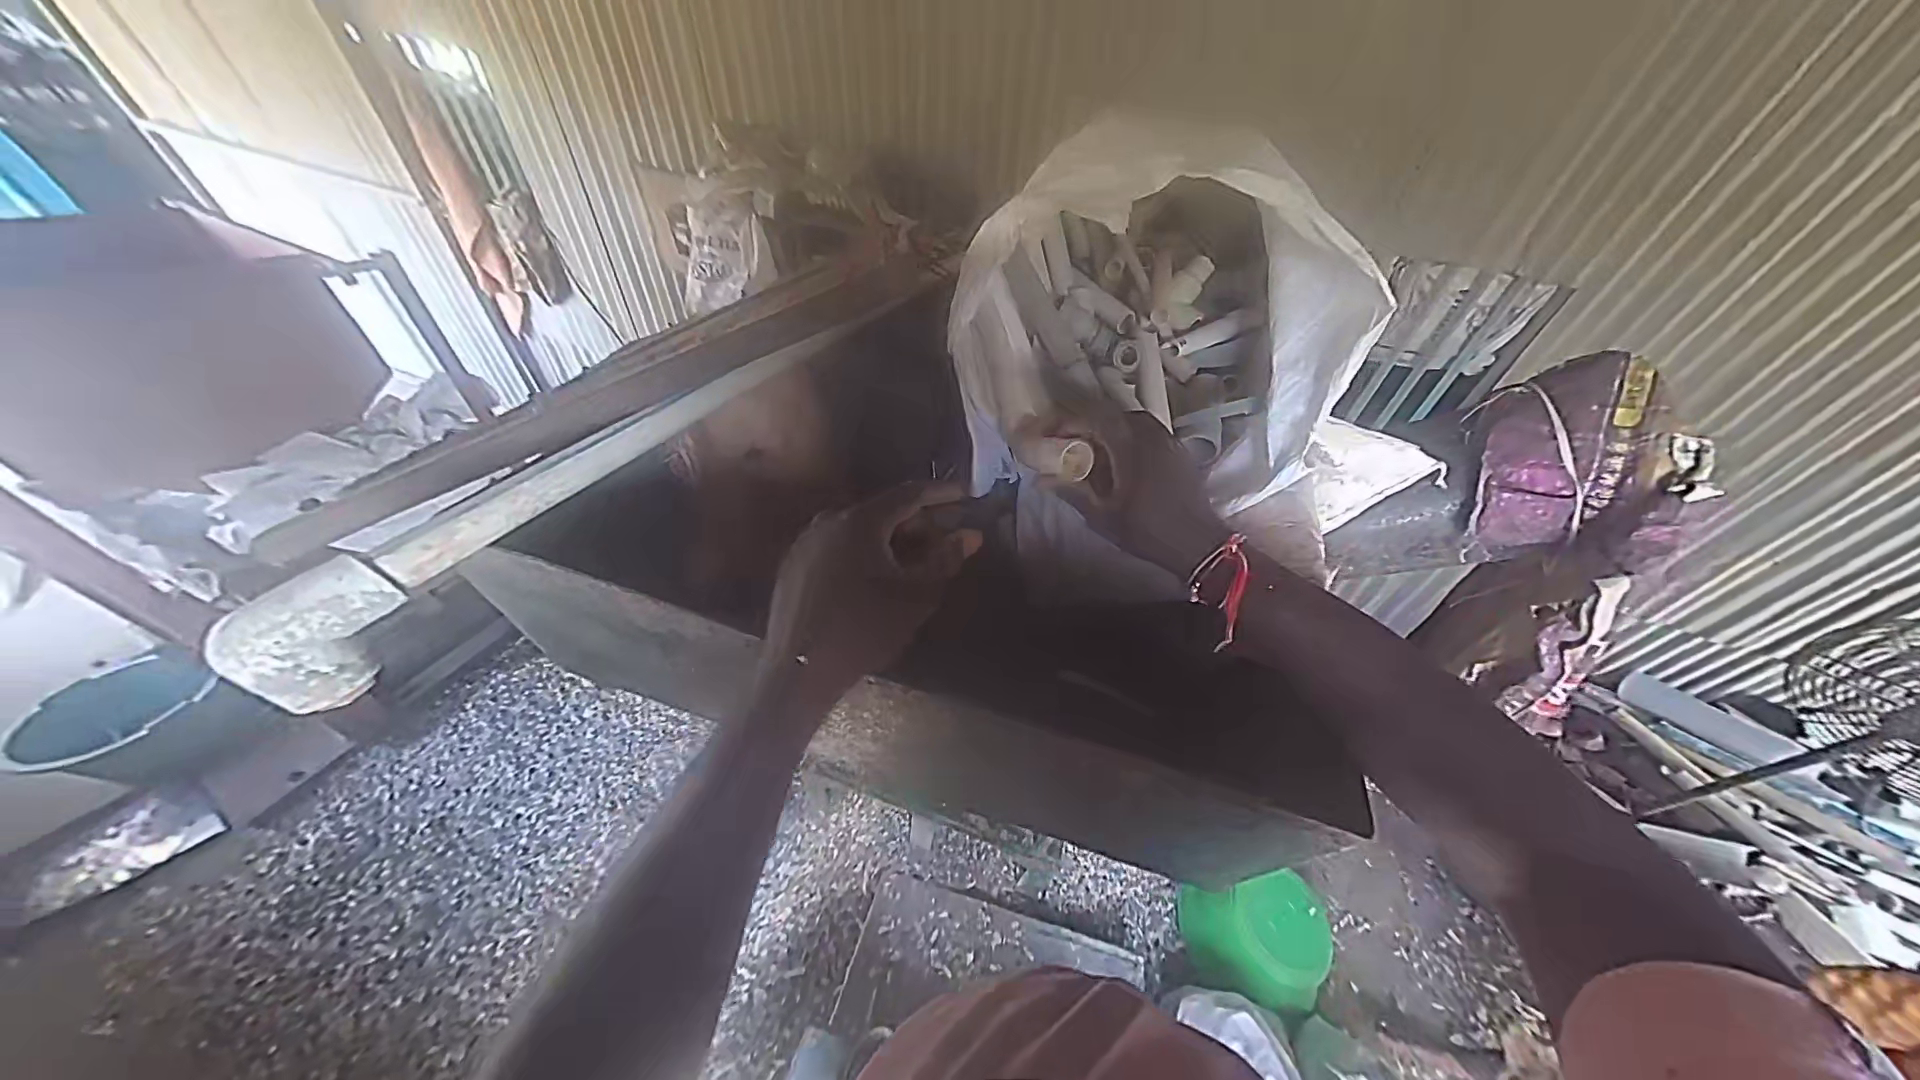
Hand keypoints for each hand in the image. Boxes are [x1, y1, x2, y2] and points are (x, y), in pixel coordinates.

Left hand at [762, 481, 982, 692]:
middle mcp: (829, 520)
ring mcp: (807, 541)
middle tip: (945, 536)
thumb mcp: (917, 596)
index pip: (909, 493)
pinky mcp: (794, 564)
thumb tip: (969, 535)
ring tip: (916, 559)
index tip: (967, 494)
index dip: (942, 493)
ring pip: (859, 528)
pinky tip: (878, 575)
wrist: (801, 670)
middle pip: (883, 510)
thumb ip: (946, 559)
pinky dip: (864, 551)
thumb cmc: (865, 629)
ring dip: (891, 538)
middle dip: (918, 521)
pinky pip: (839, 546)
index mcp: (860, 520)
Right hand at [1041, 407, 1229, 574]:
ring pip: (1130, 421)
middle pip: (1111, 414)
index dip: (1066, 421)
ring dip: (1107, 429)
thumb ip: (1072, 491)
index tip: (1047, 433)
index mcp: (1130, 443)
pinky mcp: (1178, 451)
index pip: (1093, 416)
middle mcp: (1151, 433)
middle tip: (1066, 441)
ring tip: (1090, 449)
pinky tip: (1118, 459)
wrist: (1198, 543)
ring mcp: (1168, 439)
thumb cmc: (1147, 530)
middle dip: (1085, 424)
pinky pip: (1147, 432)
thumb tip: (1042, 478)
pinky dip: (1126, 437)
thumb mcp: (1102, 515)